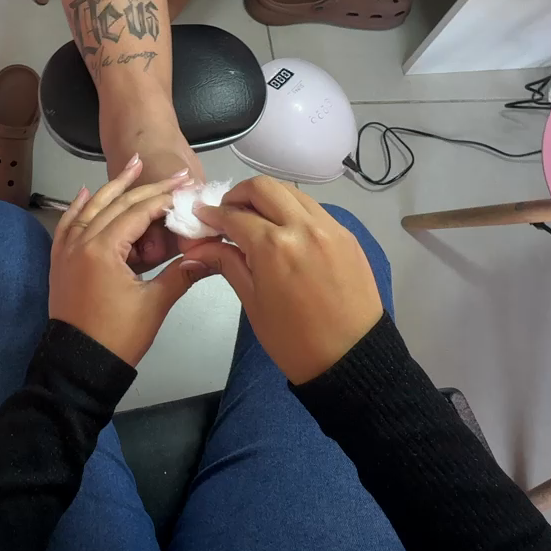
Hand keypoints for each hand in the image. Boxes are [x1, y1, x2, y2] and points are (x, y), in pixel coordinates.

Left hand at [49, 156, 209, 365]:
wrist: (78, 366)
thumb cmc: (118, 336)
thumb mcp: (154, 304)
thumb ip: (181, 273)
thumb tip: (209, 254)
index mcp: (104, 248)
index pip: (138, 212)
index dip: (164, 198)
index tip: (186, 186)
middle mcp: (82, 241)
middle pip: (117, 204)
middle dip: (145, 186)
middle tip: (172, 173)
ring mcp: (67, 249)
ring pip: (91, 208)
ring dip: (113, 187)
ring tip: (134, 165)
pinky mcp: (60, 260)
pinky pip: (68, 224)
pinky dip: (79, 206)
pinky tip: (87, 192)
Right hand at [184, 176, 383, 383]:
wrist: (354, 363)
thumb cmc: (294, 341)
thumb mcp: (253, 302)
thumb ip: (227, 263)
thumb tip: (196, 247)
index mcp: (274, 246)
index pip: (233, 216)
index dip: (211, 215)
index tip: (200, 217)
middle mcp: (302, 226)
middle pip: (262, 187)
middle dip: (238, 195)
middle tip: (228, 214)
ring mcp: (330, 227)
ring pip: (291, 192)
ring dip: (267, 198)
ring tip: (256, 220)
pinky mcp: (347, 234)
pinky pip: (314, 208)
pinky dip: (293, 211)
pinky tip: (285, 231)